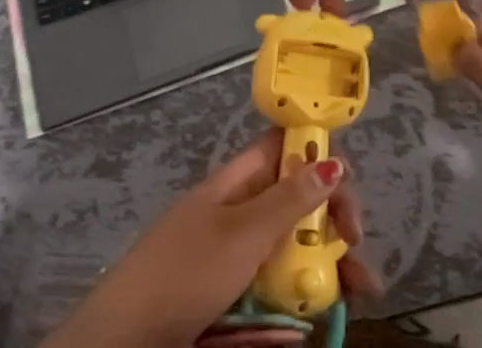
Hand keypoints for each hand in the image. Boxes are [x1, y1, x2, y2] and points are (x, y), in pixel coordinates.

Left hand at [45, 134, 376, 347]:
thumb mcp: (242, 233)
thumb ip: (290, 201)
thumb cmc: (184, 273)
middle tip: (358, 257)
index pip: (282, 153)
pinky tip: (301, 332)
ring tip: (355, 297)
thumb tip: (333, 162)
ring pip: (288, 260)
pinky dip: (288, 314)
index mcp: (234, 187)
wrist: (124, 341)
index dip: (316, 160)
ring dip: (322, 276)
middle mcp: (235, 218)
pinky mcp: (226, 306)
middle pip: (295, 211)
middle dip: (332, 232)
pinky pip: (268, 301)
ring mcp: (230, 264)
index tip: (345, 189)